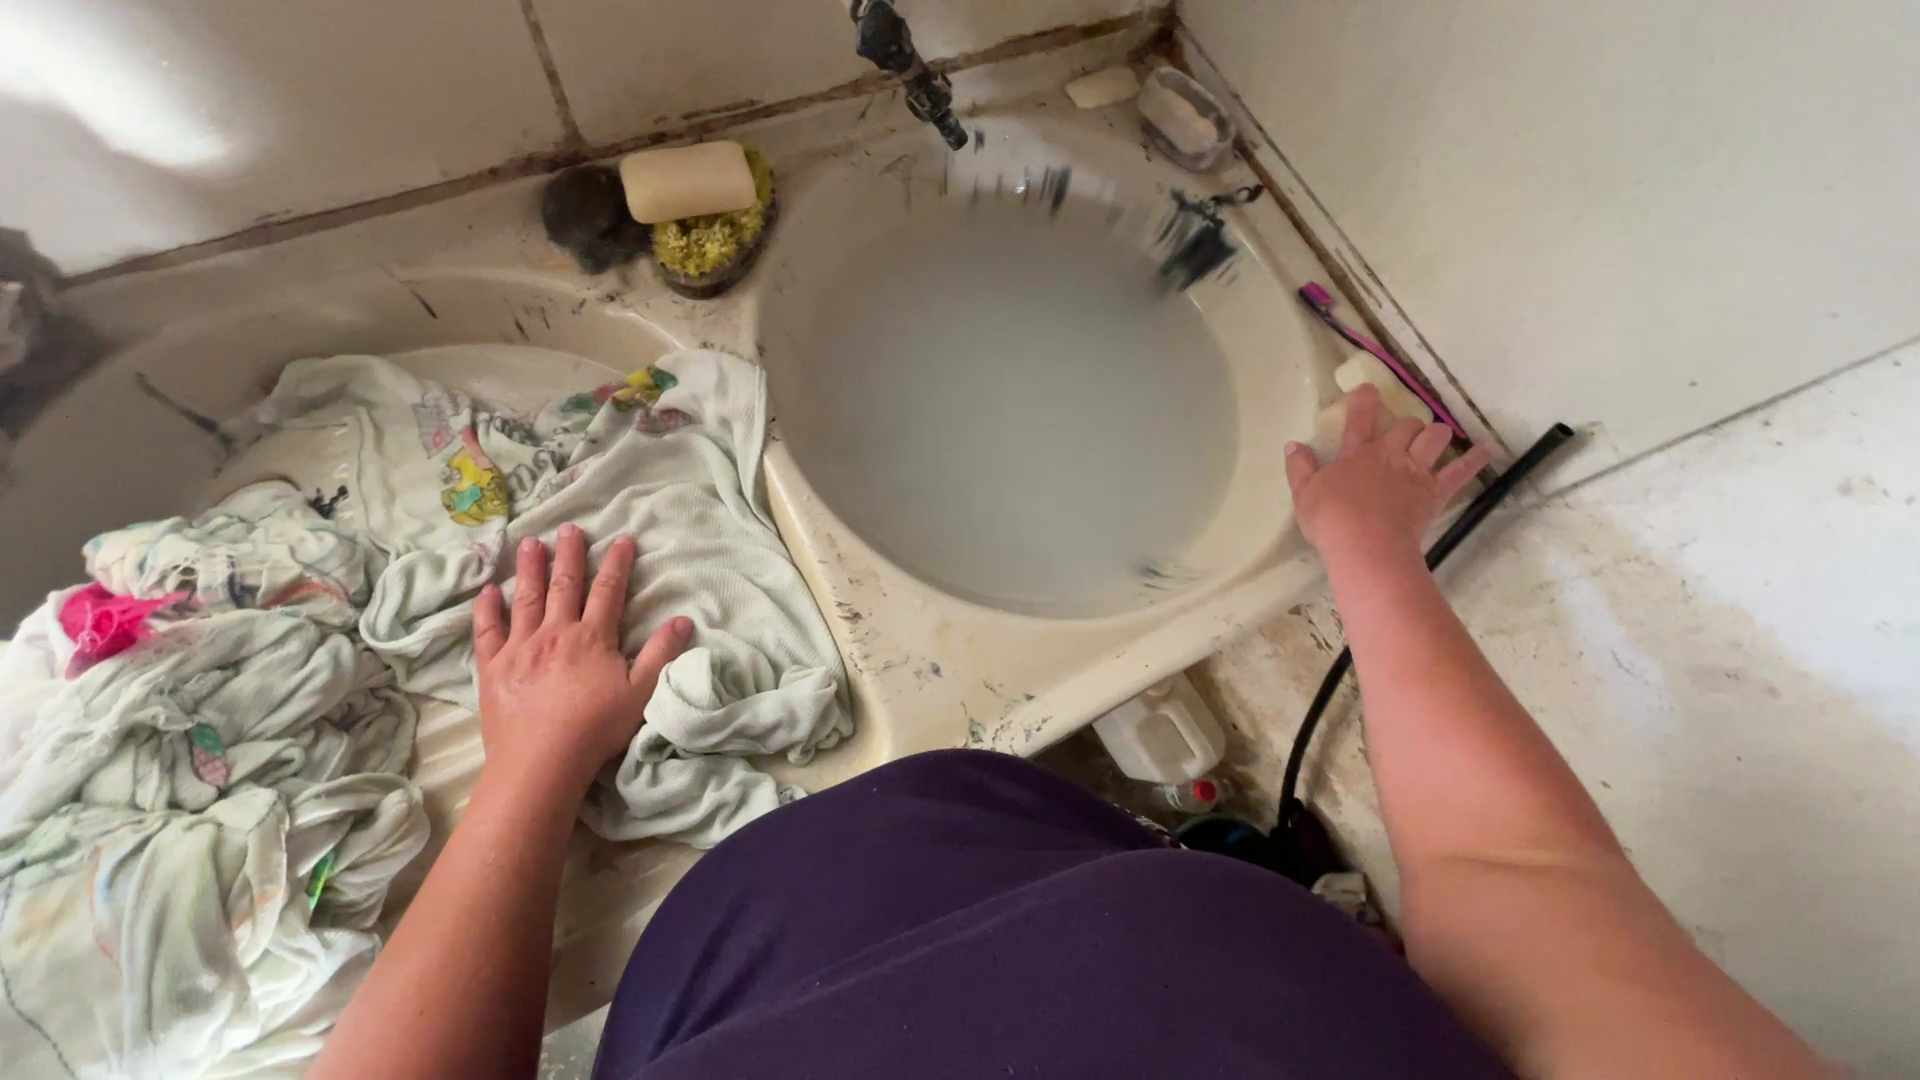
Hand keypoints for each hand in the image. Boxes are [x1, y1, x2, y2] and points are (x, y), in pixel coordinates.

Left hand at [473, 525, 692, 800]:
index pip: (608, 591)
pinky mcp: (493, 668)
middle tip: (568, 529)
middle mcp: (556, 633)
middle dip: (569, 555)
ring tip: (529, 543)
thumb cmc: (597, 727)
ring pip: (525, 599)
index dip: (617, 563)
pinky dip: (487, 609)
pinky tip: (487, 591)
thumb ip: (661, 653)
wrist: (542, 761)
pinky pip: (487, 631)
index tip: (622, 539)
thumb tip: (683, 619)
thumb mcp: (642, 691)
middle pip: (564, 586)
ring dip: (528, 569)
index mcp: (593, 637)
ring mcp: (520, 648)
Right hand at [1285, 383, 1489, 560]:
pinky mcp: (1434, 491)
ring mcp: (1414, 471)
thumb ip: (1299, 467)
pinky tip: (1484, 450)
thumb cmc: (1330, 518)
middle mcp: (1388, 455)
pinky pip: (1460, 471)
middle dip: (1408, 424)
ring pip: (1434, 438)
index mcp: (1356, 455)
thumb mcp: (1304, 493)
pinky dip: (1473, 460)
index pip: (1359, 421)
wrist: (1364, 542)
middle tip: (1404, 431)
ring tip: (1436, 436)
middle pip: (1406, 426)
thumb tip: (1293, 445)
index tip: (1369, 388)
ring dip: (1436, 433)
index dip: (1364, 403)